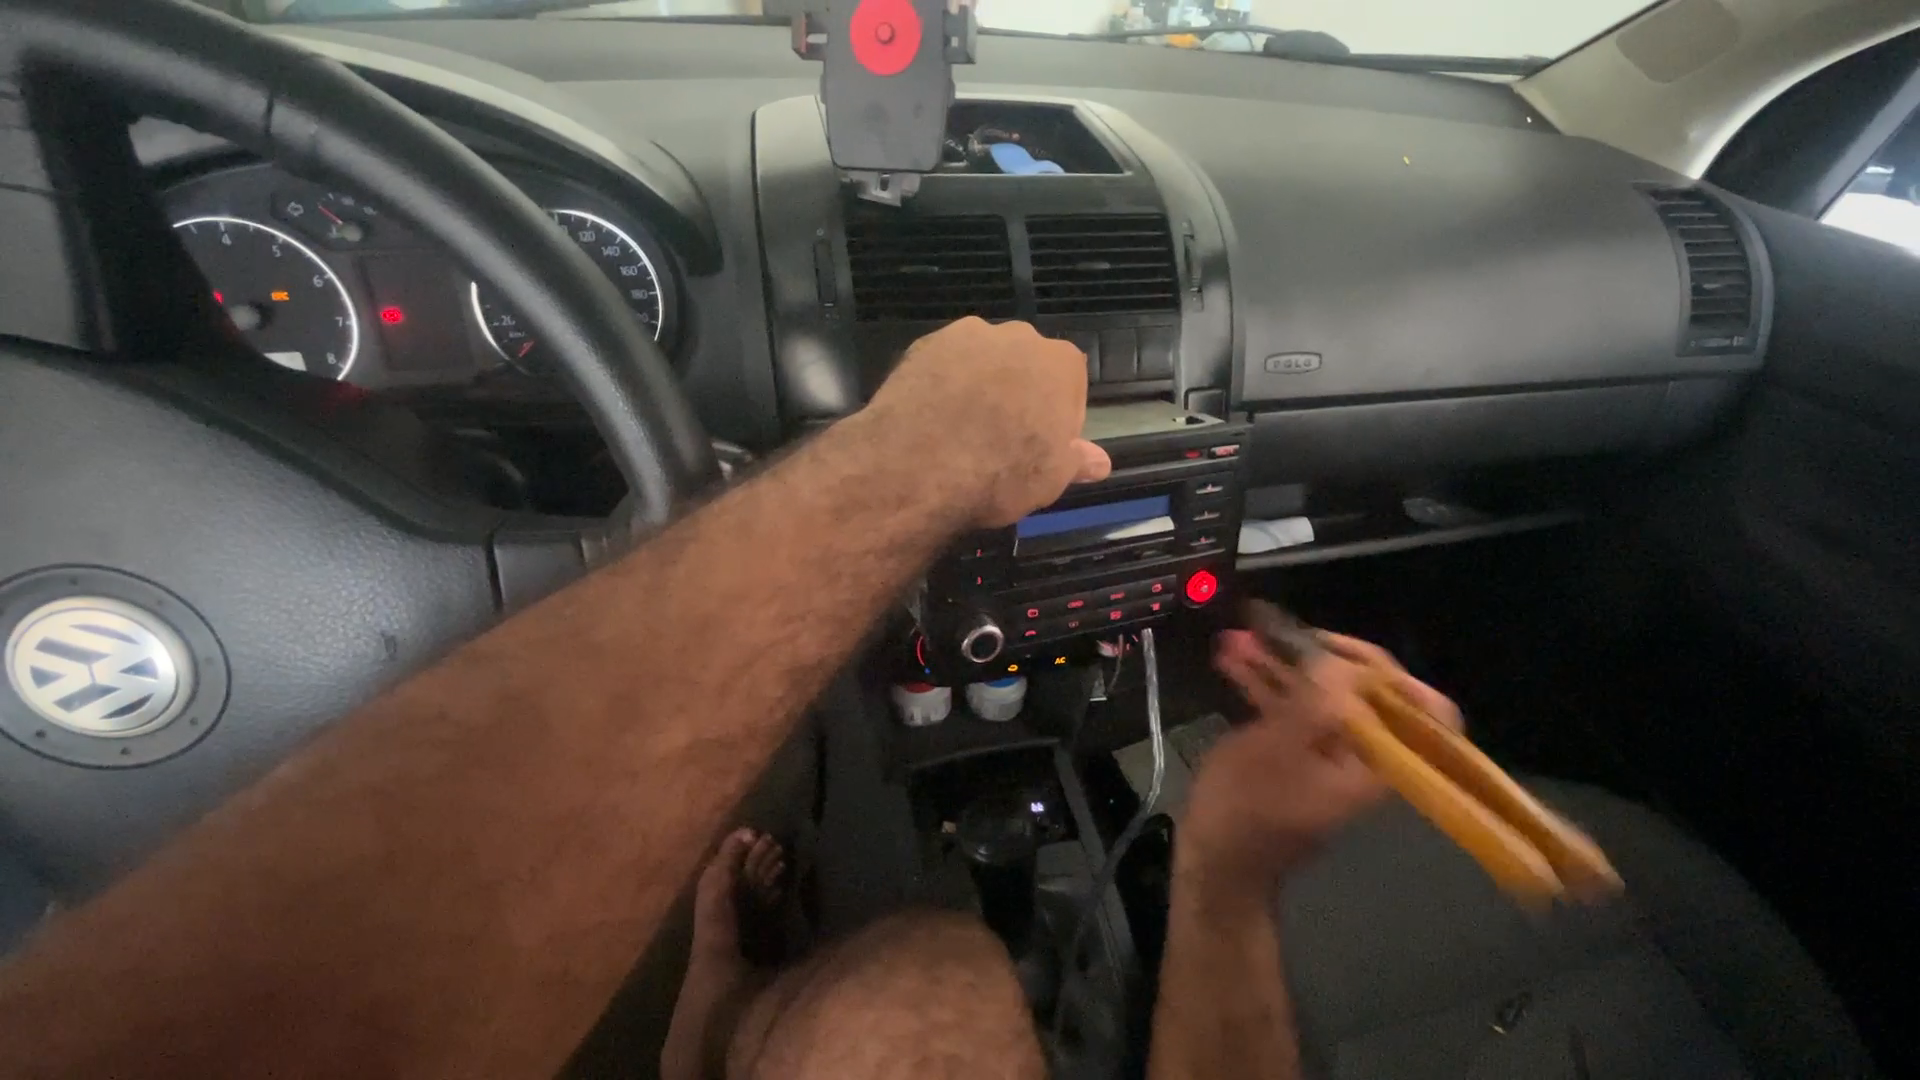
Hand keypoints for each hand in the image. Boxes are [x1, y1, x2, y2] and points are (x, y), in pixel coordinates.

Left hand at [864, 317, 1110, 525]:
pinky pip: (944, 366)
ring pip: (983, 362)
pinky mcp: (922, 345)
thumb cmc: (1001, 474)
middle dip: (1019, 395)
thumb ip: (1077, 461)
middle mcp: (1018, 336)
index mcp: (1060, 362)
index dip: (1057, 420)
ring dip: (980, 386)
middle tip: (1000, 440)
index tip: (1040, 449)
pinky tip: (933, 420)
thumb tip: (1100, 462)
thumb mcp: (1051, 478)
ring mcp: (966, 335)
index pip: (1070, 387)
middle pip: (1026, 367)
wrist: (919, 466)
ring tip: (961, 432)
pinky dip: (943, 386)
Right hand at [1183, 630, 1463, 897]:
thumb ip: (1312, 707)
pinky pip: (1293, 709)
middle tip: (1274, 631)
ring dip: (1283, 663)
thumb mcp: (1275, 753)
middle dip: (1317, 656)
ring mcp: (1327, 754)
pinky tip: (1233, 659)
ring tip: (1242, 636)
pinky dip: (1267, 684)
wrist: (1215, 864)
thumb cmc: (1244, 813)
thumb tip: (1339, 663)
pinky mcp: (1296, 754)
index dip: (1382, 669)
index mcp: (1376, 764)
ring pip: (1321, 695)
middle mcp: (1363, 756)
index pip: (1422, 709)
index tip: (1330, 647)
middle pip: (1365, 693)